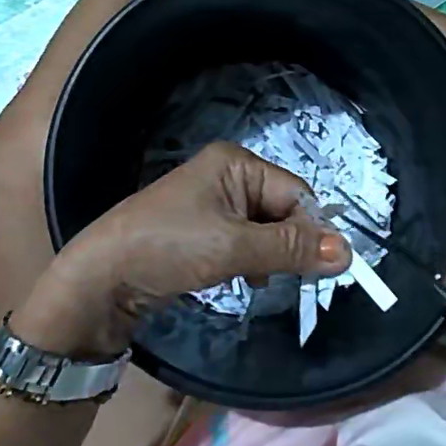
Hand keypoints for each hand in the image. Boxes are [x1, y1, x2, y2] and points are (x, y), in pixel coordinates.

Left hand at [11, 143, 351, 356]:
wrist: (98, 281)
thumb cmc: (167, 248)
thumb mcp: (234, 248)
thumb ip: (291, 248)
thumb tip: (348, 253)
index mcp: (237, 163)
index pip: (295, 193)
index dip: (309, 229)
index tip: (318, 267)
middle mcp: (229, 175)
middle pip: (283, 210)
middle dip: (287, 245)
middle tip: (283, 277)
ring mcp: (214, 203)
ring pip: (267, 230)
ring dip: (270, 257)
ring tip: (255, 280)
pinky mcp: (204, 230)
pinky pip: (246, 242)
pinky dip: (252, 263)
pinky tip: (243, 282)